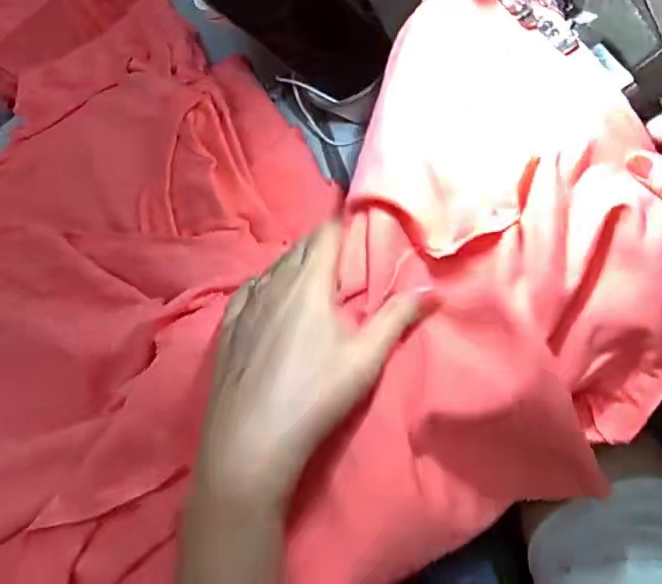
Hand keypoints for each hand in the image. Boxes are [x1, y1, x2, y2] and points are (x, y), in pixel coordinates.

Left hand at [196, 220, 428, 511]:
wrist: (248, 447)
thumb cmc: (315, 396)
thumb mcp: (367, 357)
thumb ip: (398, 317)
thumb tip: (432, 289)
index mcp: (310, 281)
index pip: (326, 232)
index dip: (343, 219)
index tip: (358, 214)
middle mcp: (275, 283)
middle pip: (301, 246)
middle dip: (324, 240)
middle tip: (347, 248)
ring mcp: (247, 306)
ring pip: (275, 266)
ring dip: (297, 261)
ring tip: (315, 272)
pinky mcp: (228, 330)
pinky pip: (249, 289)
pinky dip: (266, 282)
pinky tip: (269, 294)